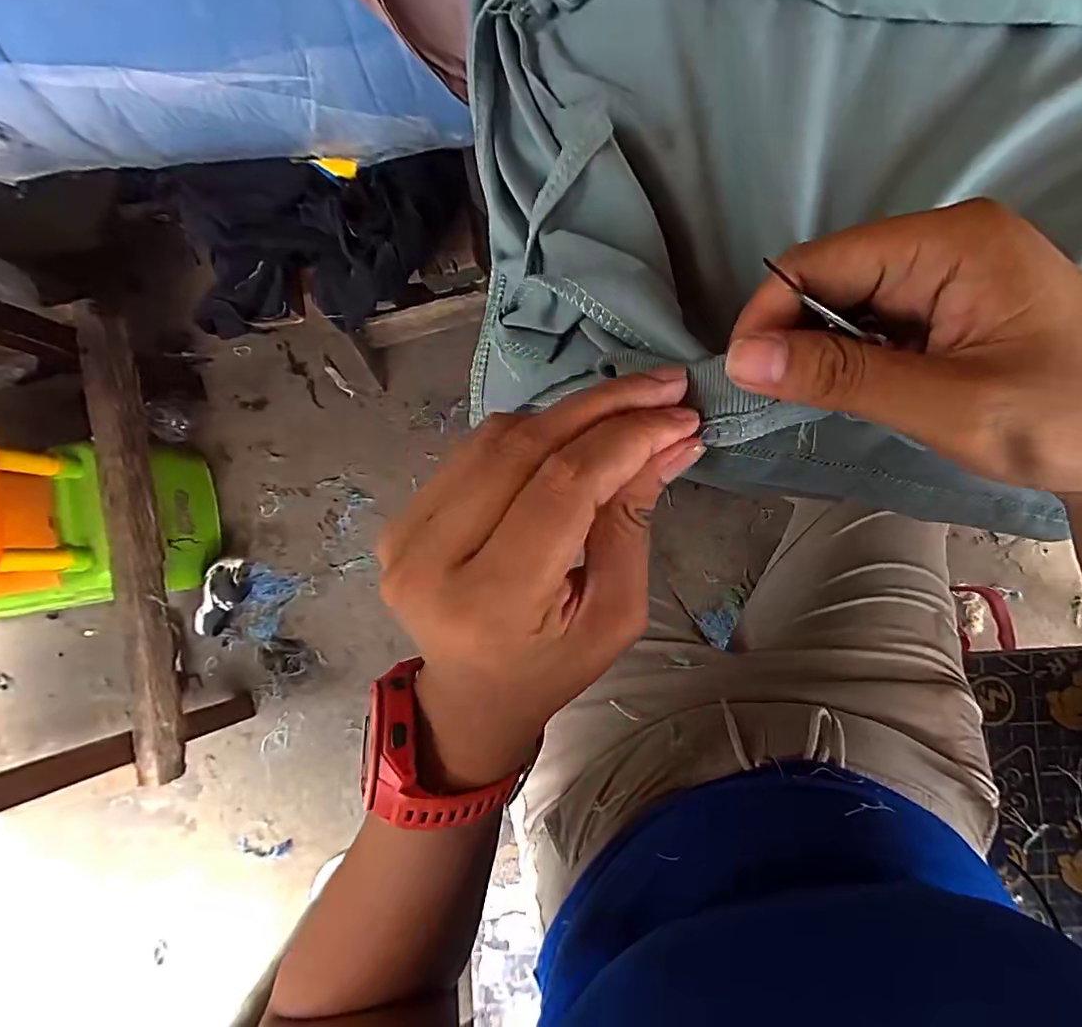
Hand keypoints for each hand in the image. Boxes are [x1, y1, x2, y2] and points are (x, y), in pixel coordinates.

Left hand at [376, 369, 704, 790]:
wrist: (473, 695)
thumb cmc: (553, 667)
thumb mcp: (614, 613)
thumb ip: (632, 522)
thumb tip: (672, 442)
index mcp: (490, 602)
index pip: (563, 488)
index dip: (626, 439)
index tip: (680, 415)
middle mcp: (431, 560)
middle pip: (524, 448)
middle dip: (603, 407)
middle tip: (663, 386)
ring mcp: (404, 535)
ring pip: (497, 437)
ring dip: (570, 412)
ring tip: (627, 408)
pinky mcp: (401, 518)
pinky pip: (475, 450)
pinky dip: (534, 431)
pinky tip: (575, 431)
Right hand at [724, 200, 1081, 498]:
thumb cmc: (1072, 420)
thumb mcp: (946, 403)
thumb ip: (841, 376)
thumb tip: (742, 359)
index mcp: (950, 242)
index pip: (820, 262)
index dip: (769, 314)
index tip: (743, 376)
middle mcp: (946, 243)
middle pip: (832, 278)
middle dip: (795, 336)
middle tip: (783, 398)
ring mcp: (953, 276)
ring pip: (851, 305)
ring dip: (825, 352)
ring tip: (832, 400)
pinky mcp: (955, 310)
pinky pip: (879, 325)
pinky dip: (856, 359)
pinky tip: (866, 390)